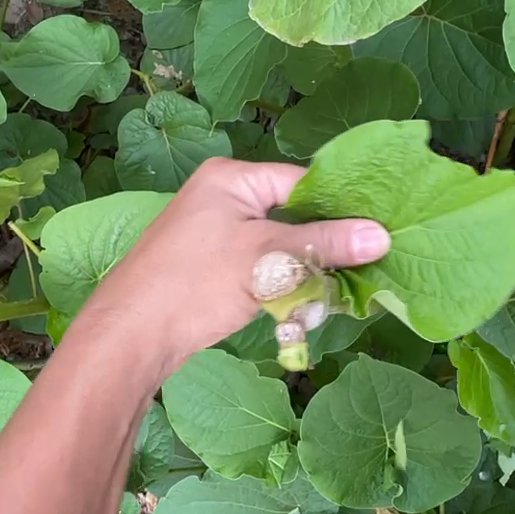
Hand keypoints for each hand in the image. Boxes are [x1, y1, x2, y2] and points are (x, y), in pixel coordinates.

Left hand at [70, 158, 390, 384]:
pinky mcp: (214, 266)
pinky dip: (282, 286)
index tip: (380, 231)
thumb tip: (382, 235)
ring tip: (333, 295)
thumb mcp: (267, 259)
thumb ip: (324, 245)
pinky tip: (302, 308)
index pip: (303, 183)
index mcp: (232, 178)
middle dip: (323, 246)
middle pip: (293, 215)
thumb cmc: (197, 283)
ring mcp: (217, 234)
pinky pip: (262, 268)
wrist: (132, 335)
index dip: (341, 207)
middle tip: (363, 268)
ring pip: (280, 247)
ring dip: (305, 272)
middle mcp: (224, 198)